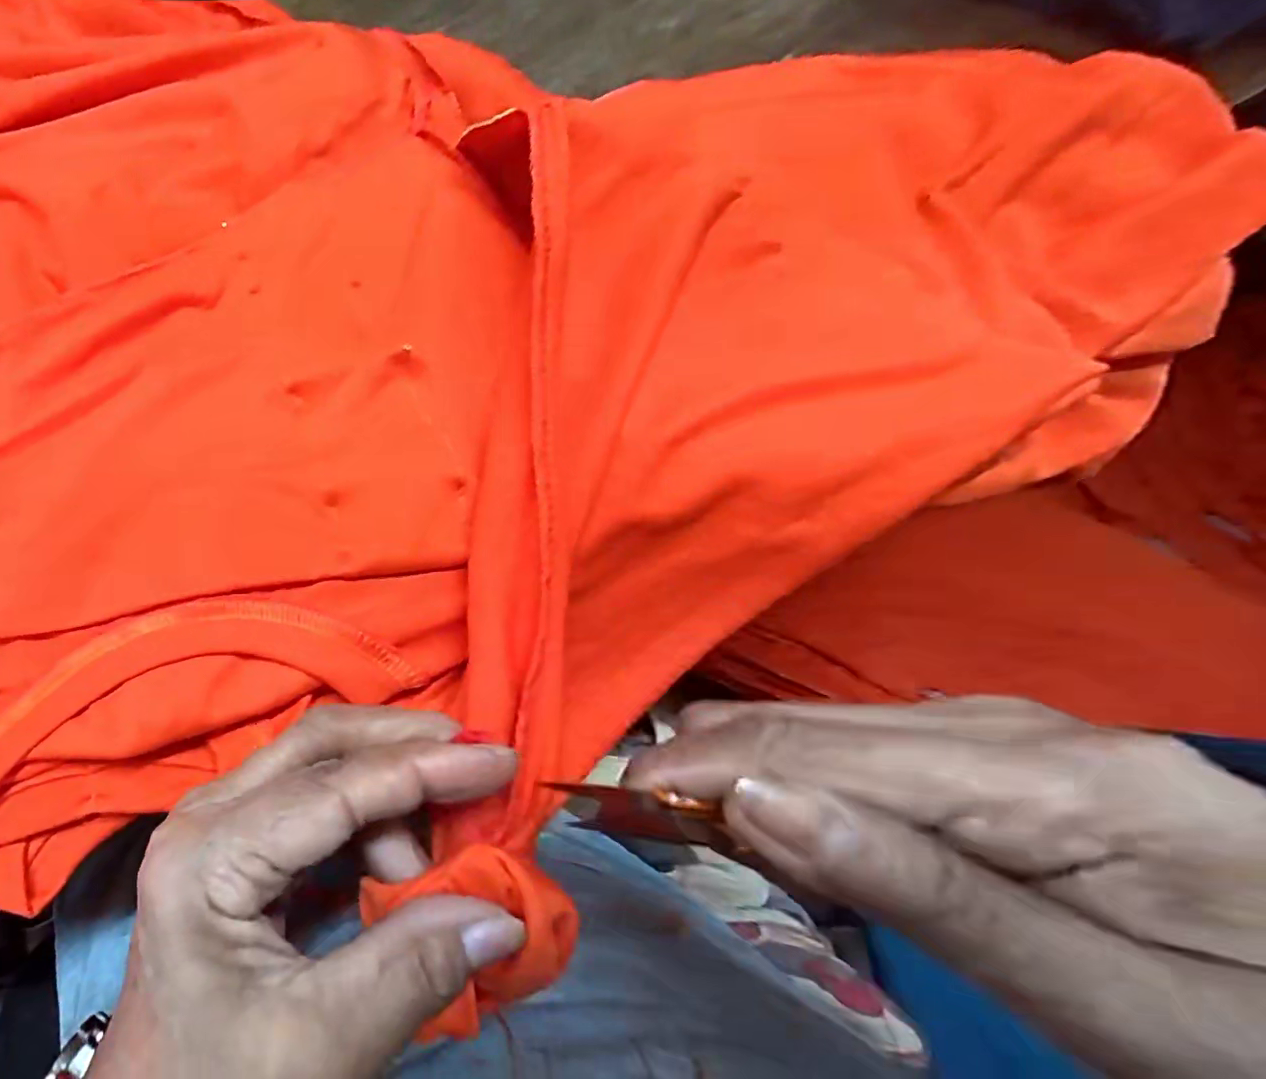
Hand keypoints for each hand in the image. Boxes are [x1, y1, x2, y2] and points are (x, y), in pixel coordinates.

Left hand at [89, 706, 527, 1078]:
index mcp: (207, 855)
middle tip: (479, 763)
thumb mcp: (321, 1042)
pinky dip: (372, 817)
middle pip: (319, 745)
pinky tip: (407, 857)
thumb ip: (413, 968)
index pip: (331, 788)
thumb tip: (503, 912)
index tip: (497, 758)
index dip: (422, 768)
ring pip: (320, 765)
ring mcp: (219, 823)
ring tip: (444, 854)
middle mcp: (206, 815)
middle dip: (404, 747)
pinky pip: (314, 802)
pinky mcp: (239, 843)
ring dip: (392, 789)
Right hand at [627, 696, 1265, 1078]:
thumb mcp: (1122, 1008)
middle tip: (630, 817)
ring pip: (812, 725)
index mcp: (1051, 777)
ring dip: (736, 769)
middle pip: (801, 723)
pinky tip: (774, 816)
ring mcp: (994, 727)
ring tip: (687, 822)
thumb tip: (752, 802)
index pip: (816, 751)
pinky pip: (848, 744)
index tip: (610, 797)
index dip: (699, 768)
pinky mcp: (985, 747)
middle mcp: (1004, 723)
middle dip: (700, 764)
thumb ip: (926, 894)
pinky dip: (786, 776)